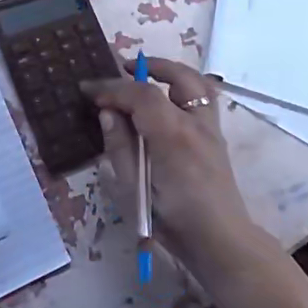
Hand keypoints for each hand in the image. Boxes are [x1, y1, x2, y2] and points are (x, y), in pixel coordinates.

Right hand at [81, 58, 259, 270]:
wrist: (219, 240)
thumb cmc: (172, 221)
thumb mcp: (133, 189)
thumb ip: (119, 146)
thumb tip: (107, 113)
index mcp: (173, 136)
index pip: (140, 94)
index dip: (112, 88)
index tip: (89, 91)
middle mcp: (196, 123)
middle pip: (177, 76)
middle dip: (148, 67)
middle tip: (121, 69)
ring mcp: (211, 128)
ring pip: (196, 82)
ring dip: (170, 73)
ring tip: (146, 77)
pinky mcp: (216, 136)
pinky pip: (202, 98)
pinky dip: (182, 88)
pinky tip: (164, 102)